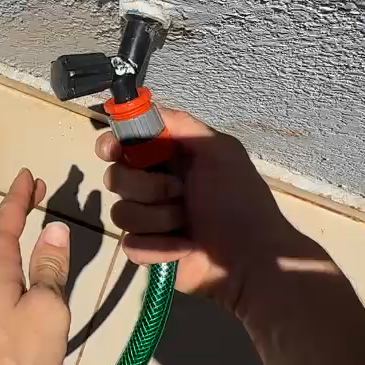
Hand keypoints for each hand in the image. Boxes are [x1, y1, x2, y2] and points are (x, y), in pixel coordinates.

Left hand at [0, 169, 73, 364]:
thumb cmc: (15, 356)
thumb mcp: (46, 309)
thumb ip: (50, 267)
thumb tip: (53, 228)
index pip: (7, 216)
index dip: (20, 195)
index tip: (28, 175)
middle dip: (11, 209)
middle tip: (30, 194)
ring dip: (1, 232)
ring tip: (18, 224)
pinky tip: (2, 268)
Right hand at [97, 108, 331, 318]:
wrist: (252, 258)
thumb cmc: (239, 201)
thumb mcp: (220, 151)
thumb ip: (182, 125)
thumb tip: (144, 107)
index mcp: (167, 160)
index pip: (121, 145)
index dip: (111, 145)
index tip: (114, 150)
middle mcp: (152, 186)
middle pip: (114, 177)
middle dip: (145, 186)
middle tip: (177, 191)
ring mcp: (148, 220)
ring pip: (120, 212)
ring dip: (157, 218)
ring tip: (186, 223)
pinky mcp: (147, 251)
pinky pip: (130, 244)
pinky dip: (157, 246)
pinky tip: (182, 247)